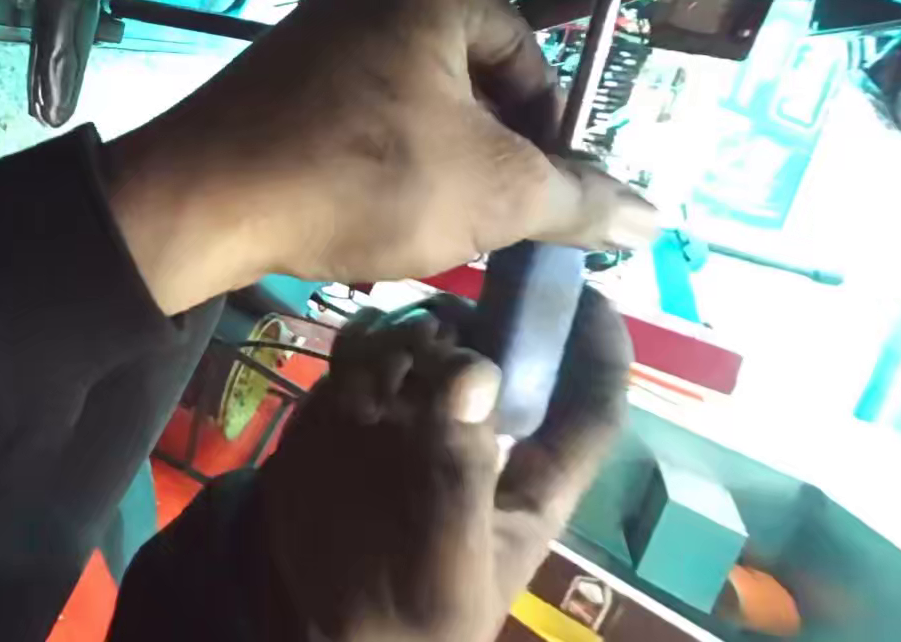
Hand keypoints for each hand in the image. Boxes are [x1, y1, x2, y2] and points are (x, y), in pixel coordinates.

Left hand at [105, 0, 657, 313]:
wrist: (207, 199)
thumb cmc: (362, 176)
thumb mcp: (491, 191)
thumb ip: (577, 197)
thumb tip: (653, 215)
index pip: (526, 60)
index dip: (542, 136)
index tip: (534, 197)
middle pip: (467, 81)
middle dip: (482, 153)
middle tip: (477, 215)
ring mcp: (317, 28)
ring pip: (413, 102)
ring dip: (432, 162)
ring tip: (420, 216)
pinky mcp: (282, 72)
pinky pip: (359, 110)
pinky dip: (379, 156)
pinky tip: (368, 201)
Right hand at [259, 292, 629, 641]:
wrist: (302, 600)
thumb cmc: (397, 611)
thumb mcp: (442, 564)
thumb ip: (459, 470)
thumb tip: (474, 368)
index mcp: (530, 475)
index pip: (587, 404)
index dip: (598, 347)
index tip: (584, 290)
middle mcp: (479, 423)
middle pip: (498, 343)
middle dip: (475, 326)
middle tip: (430, 337)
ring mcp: (418, 401)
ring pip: (432, 331)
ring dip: (407, 334)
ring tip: (374, 381)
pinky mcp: (364, 388)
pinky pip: (371, 337)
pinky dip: (361, 338)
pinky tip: (346, 372)